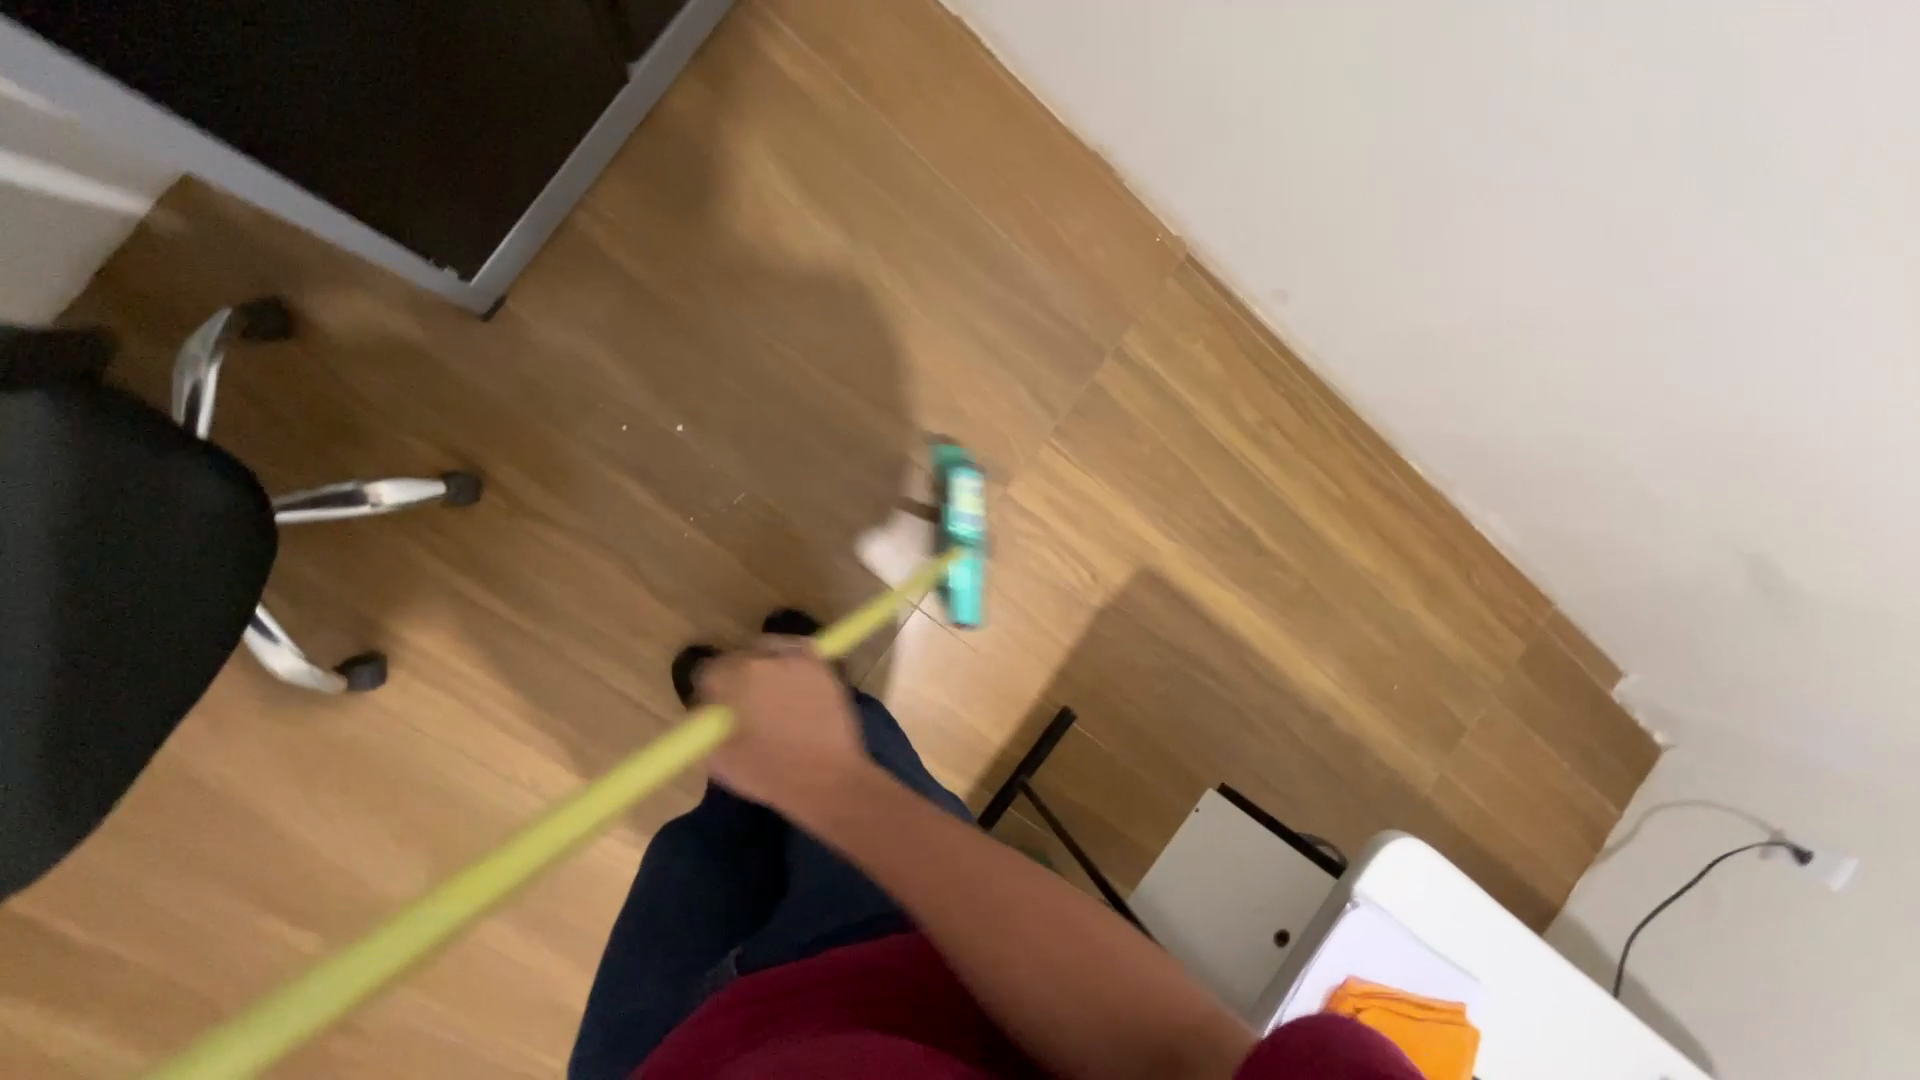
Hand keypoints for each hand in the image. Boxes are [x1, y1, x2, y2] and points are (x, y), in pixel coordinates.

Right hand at [698, 637, 874, 819]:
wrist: (828, 778)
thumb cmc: (769, 772)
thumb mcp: (719, 757)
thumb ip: (704, 726)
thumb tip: (705, 710)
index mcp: (736, 676)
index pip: (707, 670)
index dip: (708, 692)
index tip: (715, 710)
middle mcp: (766, 657)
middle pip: (737, 656)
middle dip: (733, 676)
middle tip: (741, 703)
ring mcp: (798, 658)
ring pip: (767, 648)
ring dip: (760, 664)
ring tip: (767, 691)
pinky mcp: (823, 665)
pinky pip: (798, 649)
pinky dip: (789, 658)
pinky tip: (789, 678)